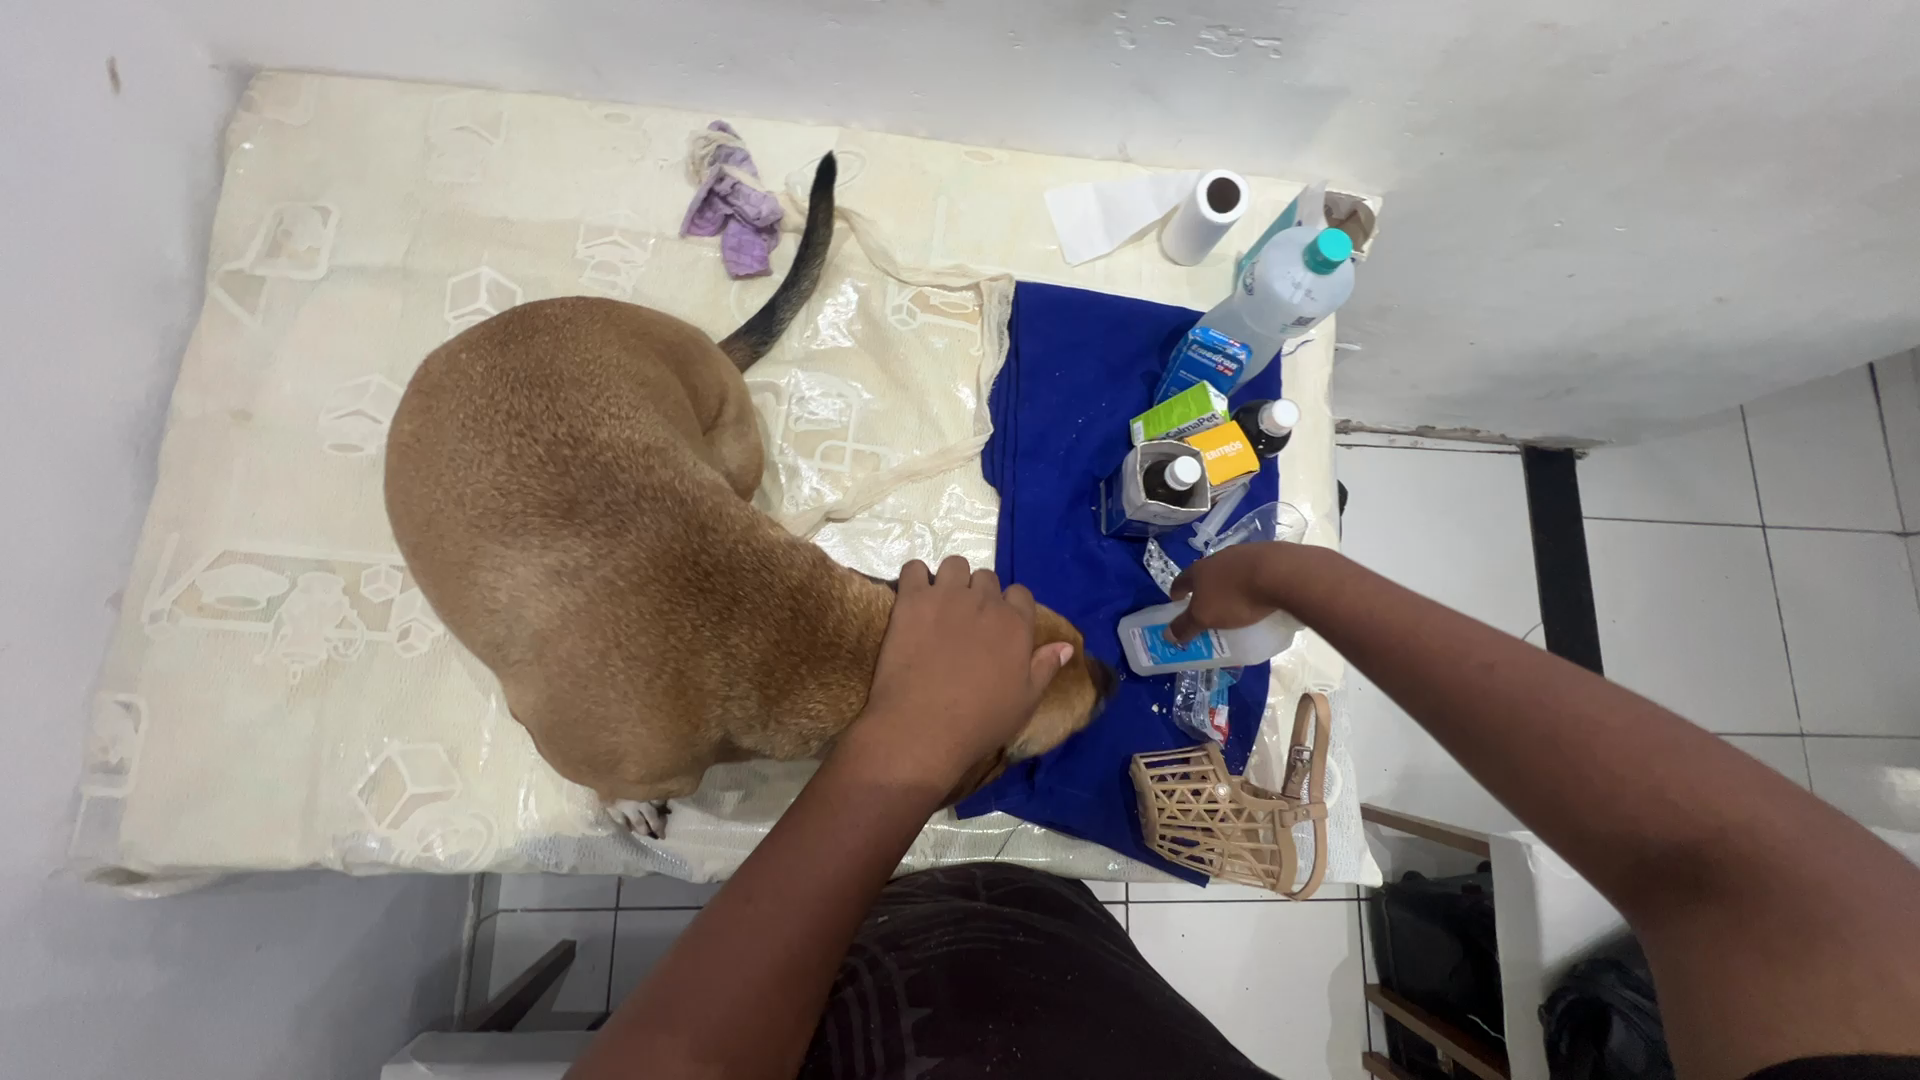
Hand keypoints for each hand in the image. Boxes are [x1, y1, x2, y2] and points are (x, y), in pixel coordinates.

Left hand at [842, 556, 1073, 792]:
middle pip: (987, 577)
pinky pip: (914, 569)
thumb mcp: (1025, 702)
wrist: (923, 727)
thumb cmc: (980, 722)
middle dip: (979, 593)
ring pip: (954, 565)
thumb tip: (1066, 646)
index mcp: (1015, 624)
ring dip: (951, 580)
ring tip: (941, 605)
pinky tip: (914, 598)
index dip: (1010, 607)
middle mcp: (984, 601)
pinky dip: (915, 577)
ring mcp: (946, 596)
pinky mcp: (911, 600)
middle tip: (966, 620)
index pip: (1021, 593)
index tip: (998, 626)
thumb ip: (1045, 667)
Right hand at [1166, 542, 1287, 643]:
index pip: (1181, 580)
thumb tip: (1168, 635)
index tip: (1176, 600)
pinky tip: (1261, 594)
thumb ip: (1186, 626)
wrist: (1282, 573)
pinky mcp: (1270, 555)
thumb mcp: (1205, 617)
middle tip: (1208, 605)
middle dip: (1205, 588)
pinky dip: (1253, 582)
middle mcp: (1219, 557)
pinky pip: (1256, 571)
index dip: (1177, 591)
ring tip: (1237, 602)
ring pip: (1232, 571)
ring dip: (1230, 584)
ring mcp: (1245, 553)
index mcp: (1199, 570)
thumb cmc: (1235, 596)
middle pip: (1207, 573)